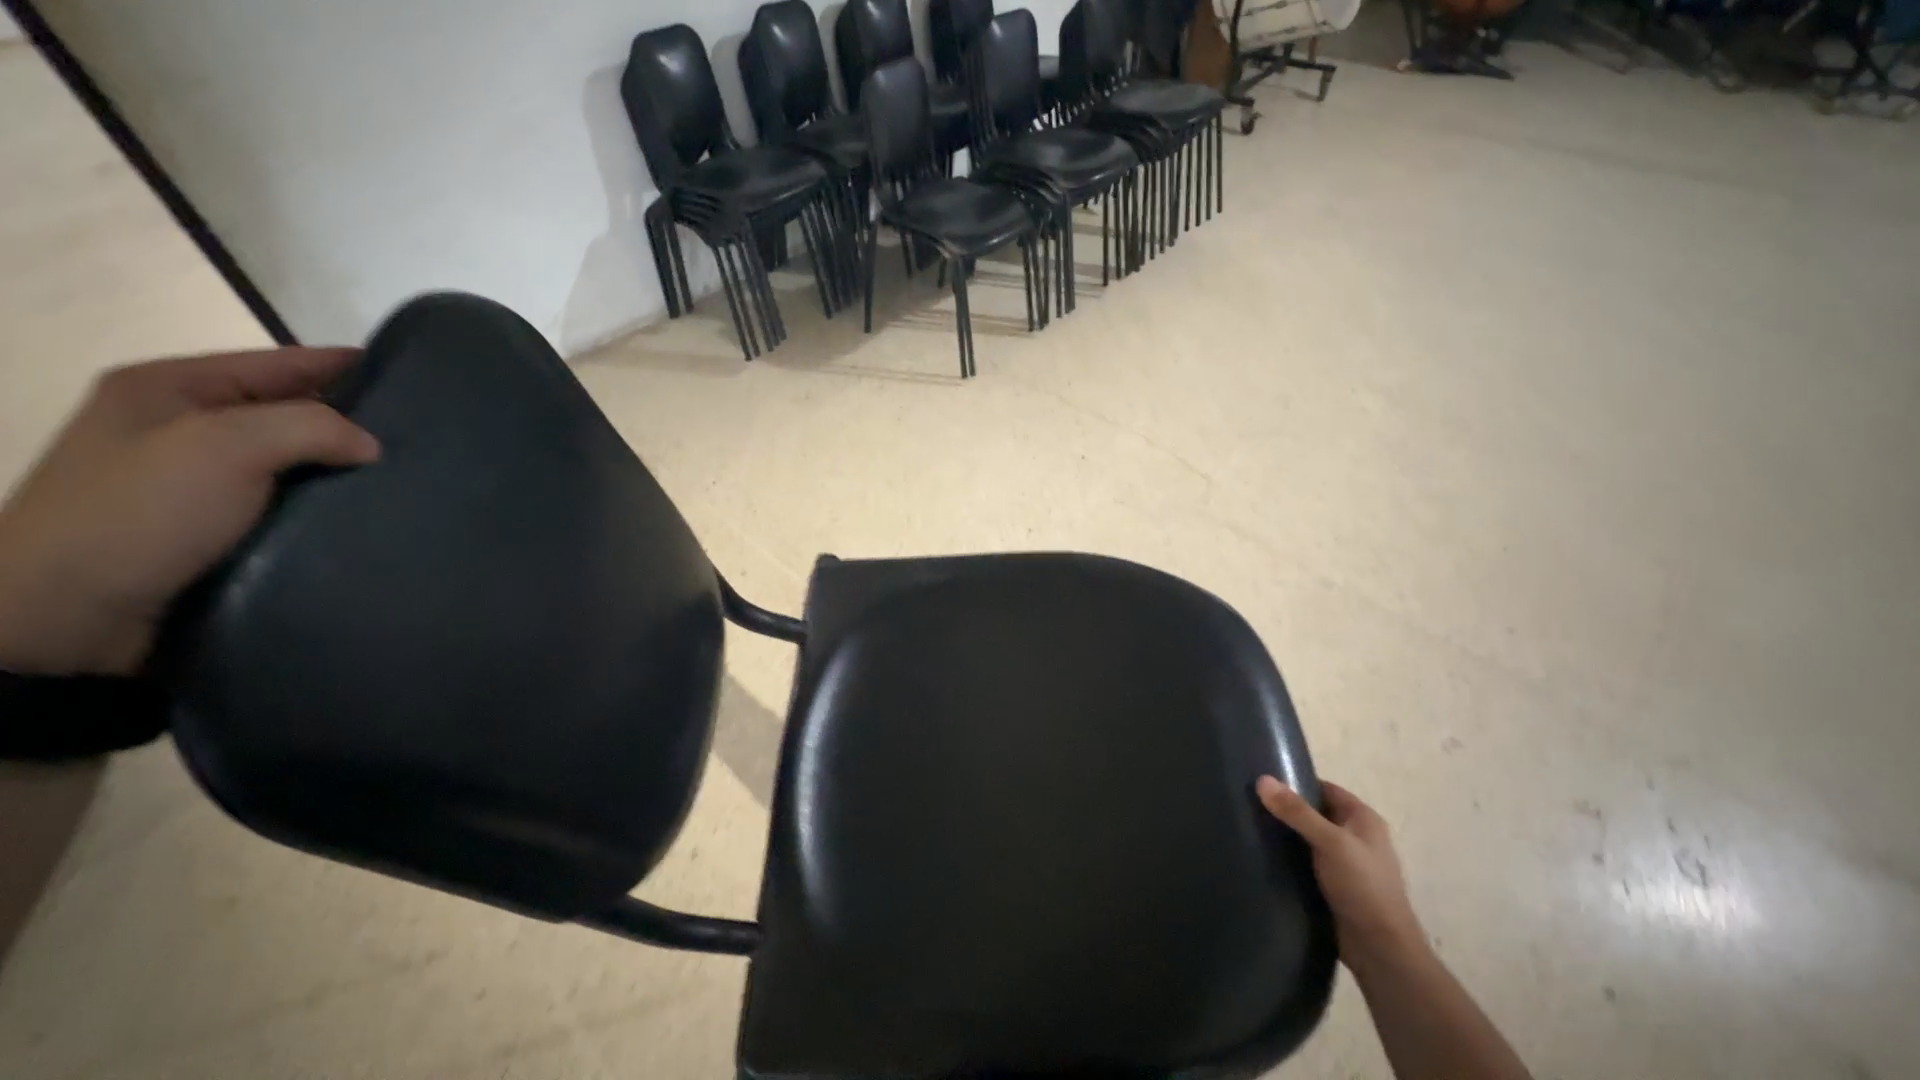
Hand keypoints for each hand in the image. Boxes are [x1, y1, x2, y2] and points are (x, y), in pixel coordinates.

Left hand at [0, 349, 377, 675]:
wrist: (65, 618)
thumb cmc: (140, 514)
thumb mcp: (224, 447)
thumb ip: (310, 427)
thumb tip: (370, 445)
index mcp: (170, 388)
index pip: (279, 363)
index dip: (344, 366)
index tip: (412, 379)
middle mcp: (182, 430)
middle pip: (288, 416)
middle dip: (349, 428)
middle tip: (421, 443)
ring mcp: (195, 487)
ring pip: (290, 469)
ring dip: (339, 479)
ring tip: (407, 487)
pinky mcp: (211, 537)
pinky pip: (282, 514)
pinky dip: (320, 517)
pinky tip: (365, 524)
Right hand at [1257, 775, 1425, 968]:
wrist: (1379, 947)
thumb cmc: (1363, 887)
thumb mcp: (1331, 842)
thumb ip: (1297, 812)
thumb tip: (1262, 780)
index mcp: (1362, 819)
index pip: (1324, 789)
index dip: (1295, 782)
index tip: (1261, 781)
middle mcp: (1354, 837)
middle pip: (1313, 814)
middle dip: (1284, 810)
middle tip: (1247, 804)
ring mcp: (1343, 863)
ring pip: (1306, 840)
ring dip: (1283, 837)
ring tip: (1246, 828)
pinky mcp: (1331, 886)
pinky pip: (1303, 864)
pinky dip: (1286, 860)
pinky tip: (1261, 859)